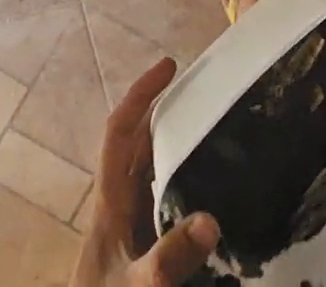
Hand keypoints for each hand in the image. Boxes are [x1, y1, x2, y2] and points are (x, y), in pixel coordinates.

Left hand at [72, 58, 220, 285]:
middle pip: (137, 145)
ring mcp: (130, 228)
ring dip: (175, 142)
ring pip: (151, 170)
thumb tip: (212, 220)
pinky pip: (164, 198)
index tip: (169, 66)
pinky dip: (185, 179)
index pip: (120, 134)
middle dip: (163, 110)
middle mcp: (118, 207)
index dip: (140, 95)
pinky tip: (213, 188)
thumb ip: (168, 260)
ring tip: (215, 127)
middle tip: (204, 90)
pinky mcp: (142, 248)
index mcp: (110, 203)